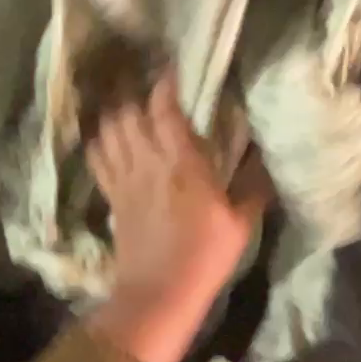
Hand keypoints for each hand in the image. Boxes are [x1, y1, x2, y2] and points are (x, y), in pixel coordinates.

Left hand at [87, 75, 265, 361]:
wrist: (158, 292)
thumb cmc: (205, 258)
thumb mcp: (240, 224)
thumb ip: (252, 188)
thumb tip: (263, 161)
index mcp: (183, 164)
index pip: (164, 109)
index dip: (165, 84)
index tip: (172, 69)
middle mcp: (148, 162)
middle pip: (129, 112)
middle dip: (135, 93)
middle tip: (148, 85)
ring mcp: (124, 179)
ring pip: (109, 130)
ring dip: (116, 113)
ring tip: (127, 104)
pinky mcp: (112, 196)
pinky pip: (97, 158)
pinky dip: (99, 141)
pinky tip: (107, 136)